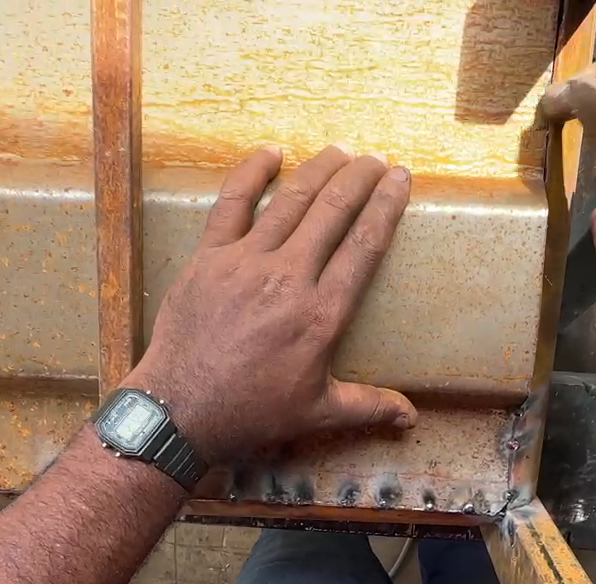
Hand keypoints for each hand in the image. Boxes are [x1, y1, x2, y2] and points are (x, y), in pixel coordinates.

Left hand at [125, 145, 417, 462]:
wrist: (182, 410)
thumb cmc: (252, 414)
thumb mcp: (317, 413)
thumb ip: (368, 407)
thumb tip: (412, 419)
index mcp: (321, 316)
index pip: (364, 246)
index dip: (386, 206)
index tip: (401, 180)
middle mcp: (288, 278)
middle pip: (332, 211)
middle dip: (360, 178)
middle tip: (377, 160)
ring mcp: (245, 262)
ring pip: (290, 200)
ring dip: (320, 169)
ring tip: (341, 152)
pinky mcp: (209, 257)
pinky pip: (232, 202)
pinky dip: (252, 172)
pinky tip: (272, 152)